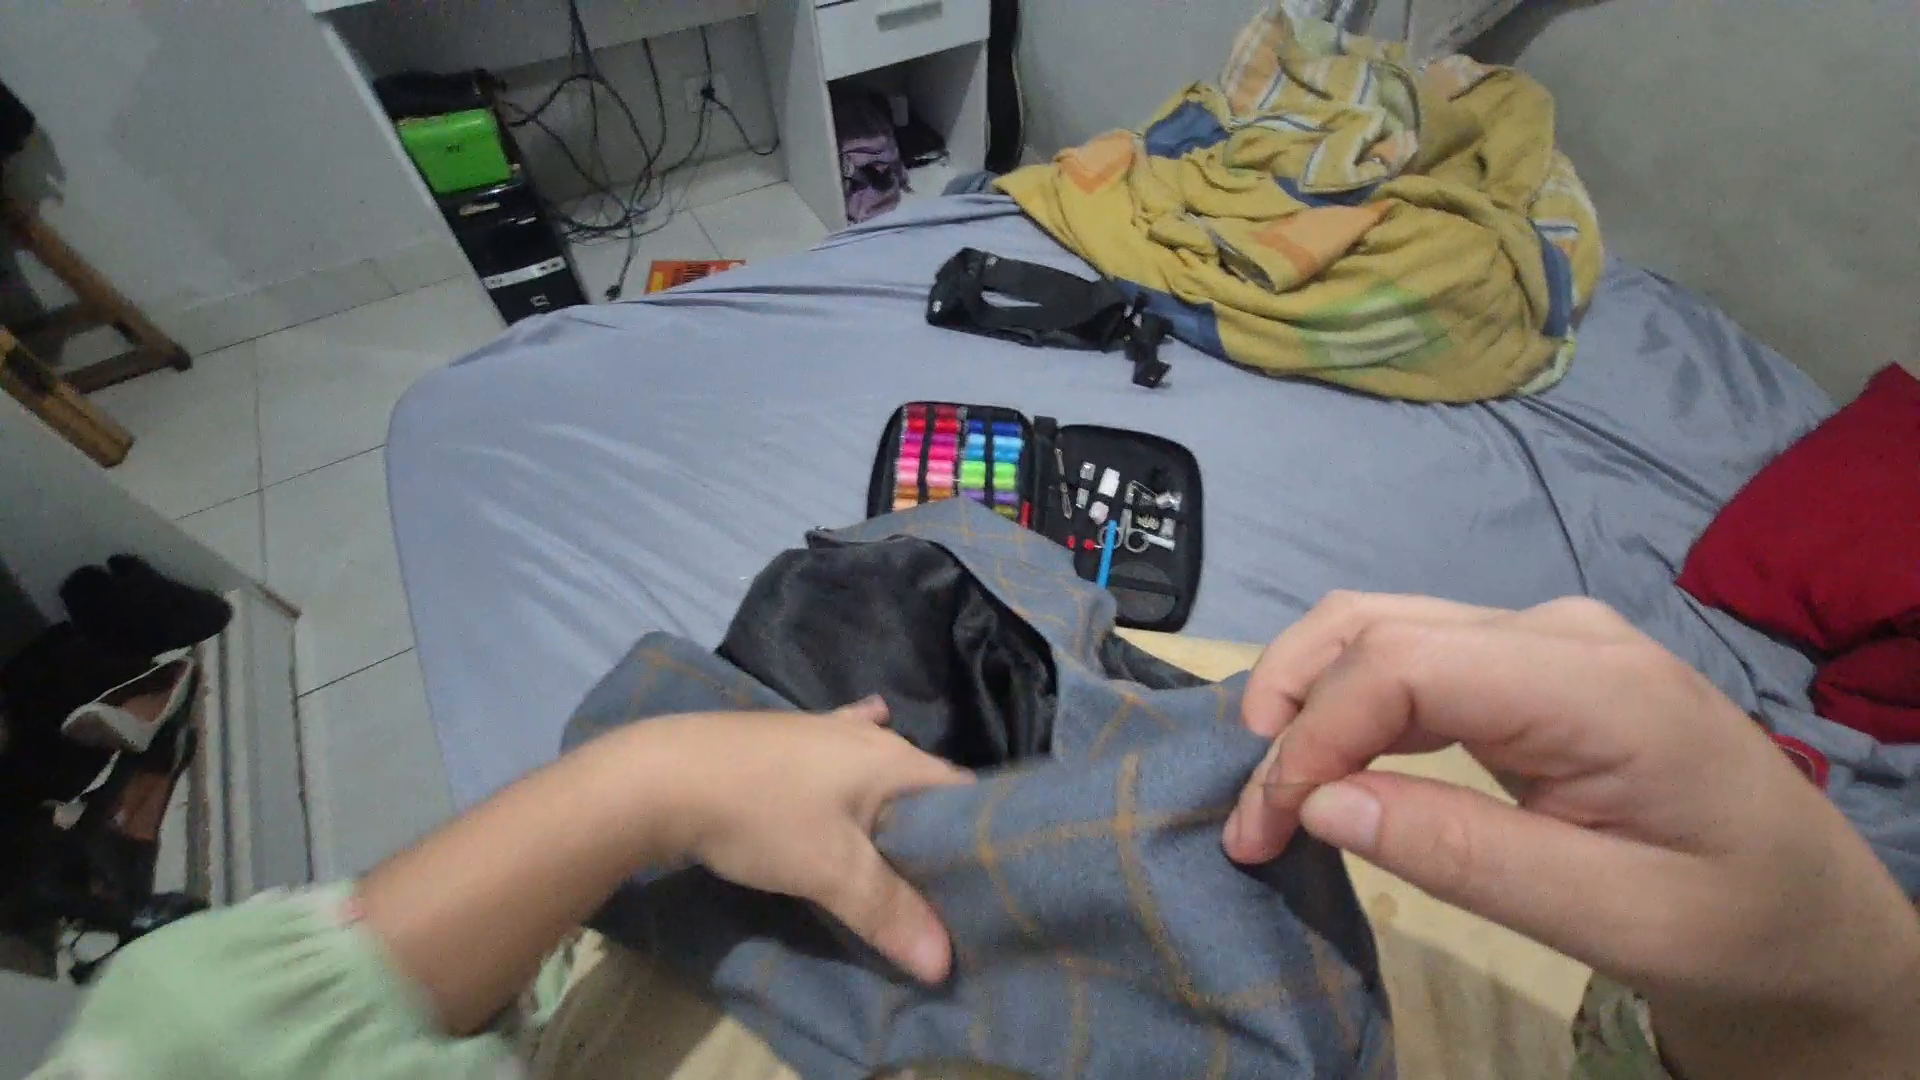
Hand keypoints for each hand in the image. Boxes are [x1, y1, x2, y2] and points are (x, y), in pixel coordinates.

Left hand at [648, 698, 973, 984]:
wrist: (670, 774)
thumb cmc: (764, 816)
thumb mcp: (831, 870)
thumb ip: (889, 911)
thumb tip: (943, 962)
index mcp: (894, 760)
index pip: (960, 790)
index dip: (976, 829)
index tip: (982, 875)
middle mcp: (870, 736)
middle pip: (922, 782)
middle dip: (935, 825)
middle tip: (941, 878)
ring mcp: (829, 728)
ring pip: (883, 762)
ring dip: (897, 796)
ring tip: (906, 834)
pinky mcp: (794, 733)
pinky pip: (845, 738)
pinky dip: (862, 745)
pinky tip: (868, 730)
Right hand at [1221, 593, 1919, 1076]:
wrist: (1808, 912)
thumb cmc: (1732, 926)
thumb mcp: (1611, 920)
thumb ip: (1462, 855)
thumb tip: (1315, 805)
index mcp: (1596, 684)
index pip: (1403, 665)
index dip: (1315, 732)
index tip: (1270, 820)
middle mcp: (1548, 629)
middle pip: (1368, 625)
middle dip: (1286, 705)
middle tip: (1251, 802)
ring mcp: (1525, 633)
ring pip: (1365, 624)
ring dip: (1297, 691)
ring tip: (1270, 772)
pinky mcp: (1503, 655)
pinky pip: (1391, 650)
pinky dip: (1332, 696)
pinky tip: (1320, 752)